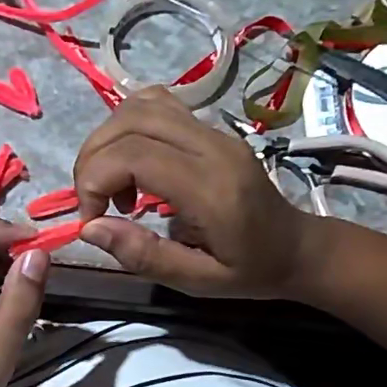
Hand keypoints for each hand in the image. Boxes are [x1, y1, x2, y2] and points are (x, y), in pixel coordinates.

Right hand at [73, 88, 312, 297]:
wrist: (296, 247)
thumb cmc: (250, 270)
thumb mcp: (199, 281)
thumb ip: (145, 255)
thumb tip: (90, 228)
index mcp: (211, 188)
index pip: (134, 155)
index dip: (95, 180)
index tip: (92, 218)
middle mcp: (213, 147)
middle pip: (131, 122)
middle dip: (94, 159)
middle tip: (95, 202)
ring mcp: (215, 131)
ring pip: (142, 105)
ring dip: (109, 140)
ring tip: (113, 184)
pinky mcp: (213, 128)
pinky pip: (160, 105)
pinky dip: (130, 125)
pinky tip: (132, 162)